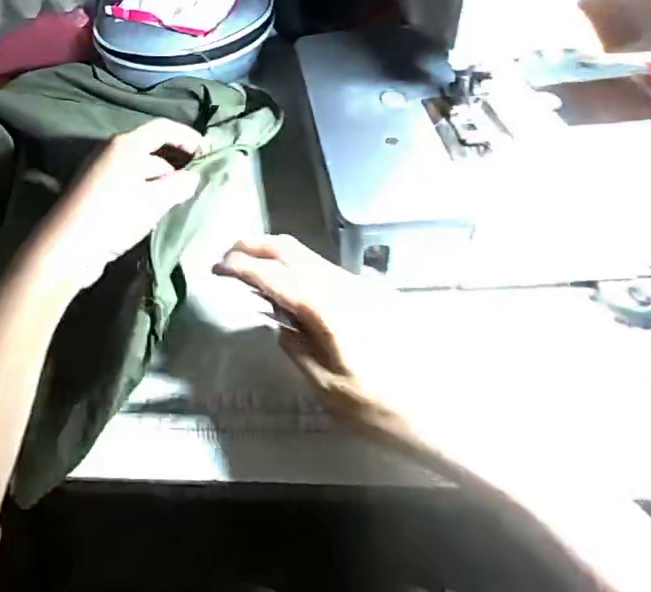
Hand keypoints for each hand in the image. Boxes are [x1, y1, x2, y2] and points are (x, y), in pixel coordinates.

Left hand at [30, 119, 205, 294]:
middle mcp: (111, 150)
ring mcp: (99, 170)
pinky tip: (158, 206)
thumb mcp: (154, 202)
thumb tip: (193, 177)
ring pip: (140, 165)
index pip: (164, 128)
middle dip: (177, 158)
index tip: (208, 153)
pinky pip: (128, 179)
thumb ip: (180, 185)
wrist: (64, 252)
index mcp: (126, 144)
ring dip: (163, 176)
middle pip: (152, 145)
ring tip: (183, 194)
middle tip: (199, 175)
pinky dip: (147, 186)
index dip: (189, 137)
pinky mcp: (93, 190)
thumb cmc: (112, 218)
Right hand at [213, 234, 449, 457]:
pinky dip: (293, 263)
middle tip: (226, 253)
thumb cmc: (377, 404)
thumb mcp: (326, 387)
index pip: (274, 276)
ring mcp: (353, 284)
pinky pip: (319, 266)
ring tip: (247, 261)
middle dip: (255, 246)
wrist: (434, 404)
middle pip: (290, 250)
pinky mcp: (363, 290)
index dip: (242, 268)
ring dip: (273, 251)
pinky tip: (285, 280)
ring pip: (305, 254)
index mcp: (324, 307)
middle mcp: (338, 284)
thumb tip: (280, 325)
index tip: (216, 266)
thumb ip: (297, 350)